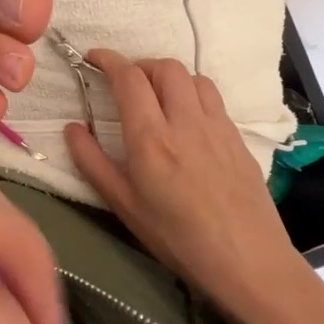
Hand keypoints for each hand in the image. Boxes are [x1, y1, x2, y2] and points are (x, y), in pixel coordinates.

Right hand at [63, 50, 301, 310]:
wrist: (250, 265)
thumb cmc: (178, 238)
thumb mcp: (123, 205)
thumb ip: (92, 161)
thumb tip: (73, 128)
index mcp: (151, 137)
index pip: (129, 78)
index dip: (108, 59)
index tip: (93, 58)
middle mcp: (186, 122)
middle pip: (165, 67)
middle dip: (140, 66)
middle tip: (125, 82)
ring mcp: (218, 128)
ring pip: (194, 78)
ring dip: (170, 77)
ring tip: (158, 97)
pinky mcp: (239, 140)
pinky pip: (215, 100)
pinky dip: (194, 96)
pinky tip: (188, 122)